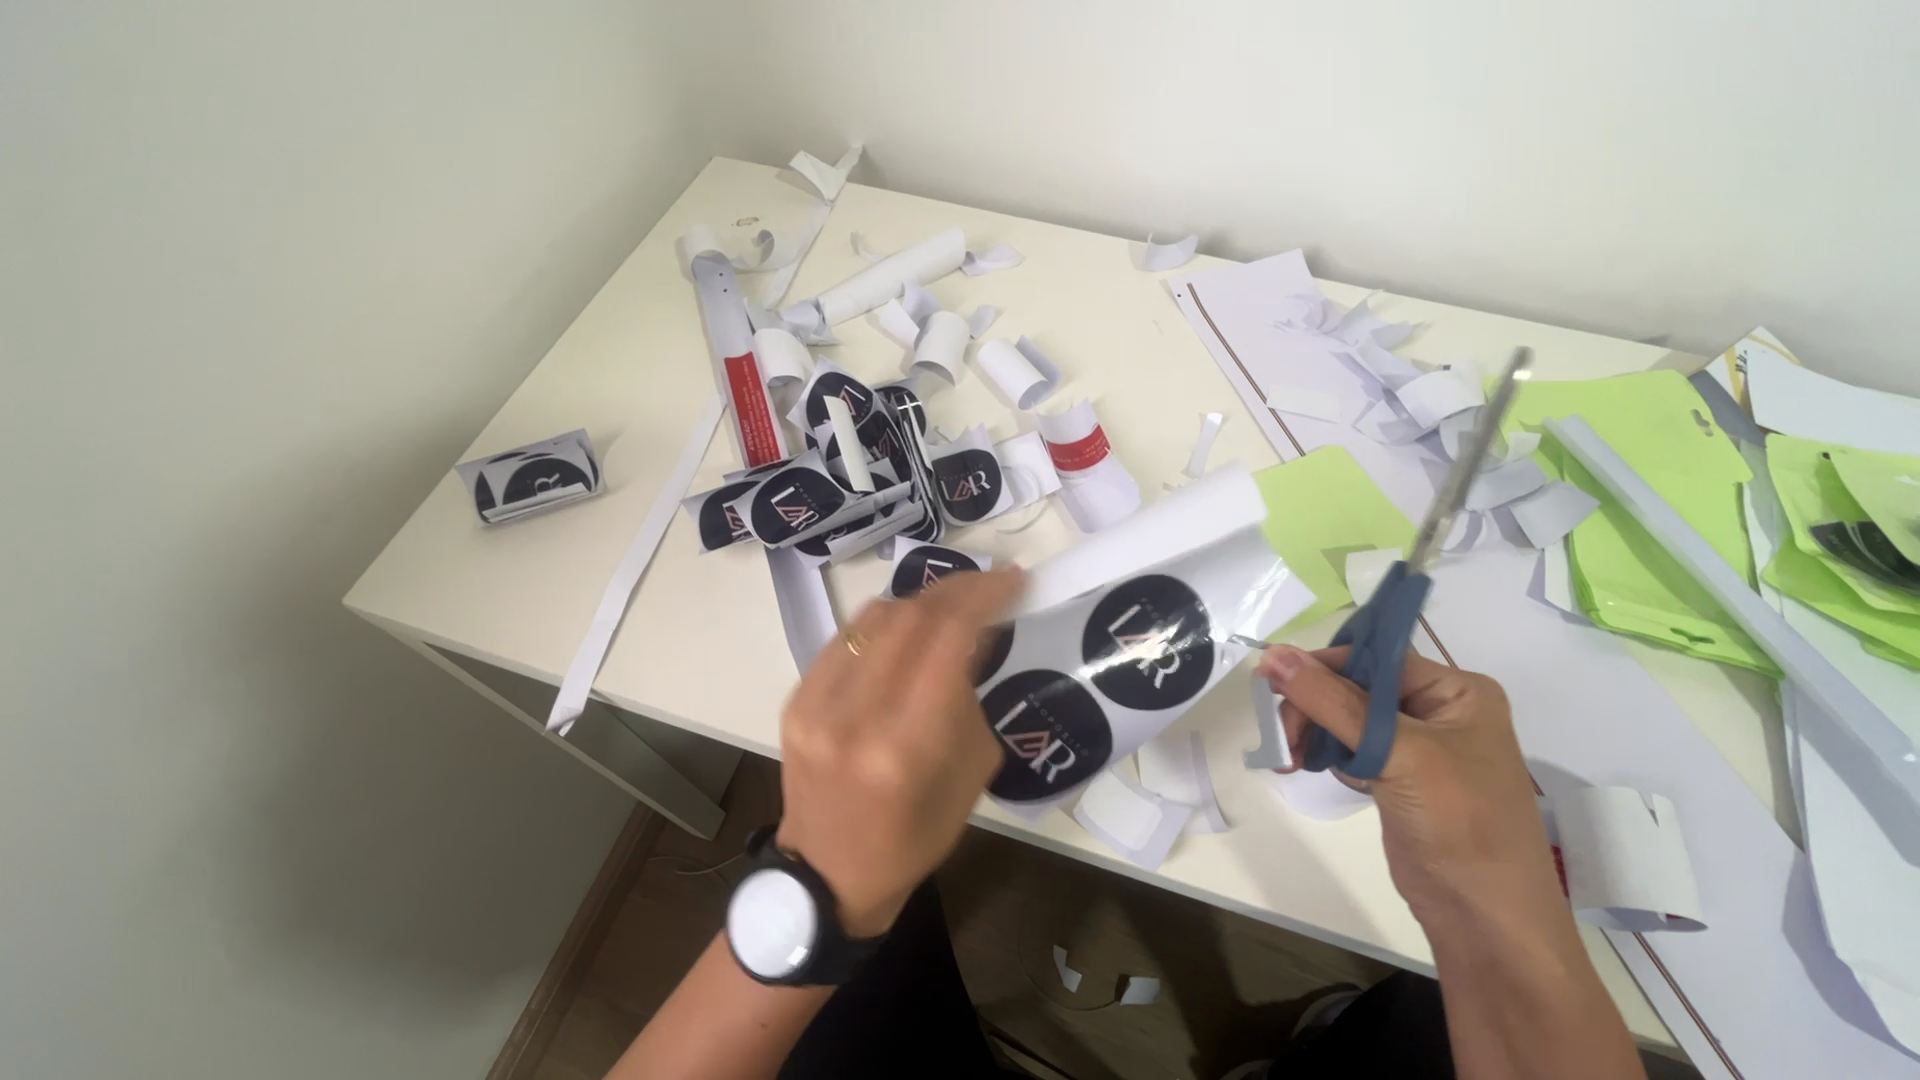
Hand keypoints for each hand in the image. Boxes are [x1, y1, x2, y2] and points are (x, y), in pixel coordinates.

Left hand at [775, 567, 1025, 937]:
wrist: (828, 872)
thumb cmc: (913, 837)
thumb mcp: (969, 775)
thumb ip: (970, 699)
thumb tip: (975, 636)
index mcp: (905, 748)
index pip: (948, 640)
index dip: (984, 597)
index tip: (1013, 579)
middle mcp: (853, 717)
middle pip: (910, 617)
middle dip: (958, 588)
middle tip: (990, 582)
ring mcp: (815, 705)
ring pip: (875, 618)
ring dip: (921, 599)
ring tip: (953, 600)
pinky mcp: (795, 700)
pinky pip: (845, 637)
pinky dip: (885, 622)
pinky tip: (908, 626)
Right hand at [1257, 645, 1561, 924]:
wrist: (1486, 919)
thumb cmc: (1459, 824)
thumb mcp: (1397, 753)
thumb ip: (1332, 702)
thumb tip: (1272, 654)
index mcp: (1457, 691)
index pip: (1375, 658)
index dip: (1323, 667)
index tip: (1275, 686)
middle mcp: (1438, 709)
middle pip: (1354, 685)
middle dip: (1312, 706)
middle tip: (1282, 739)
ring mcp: (1416, 745)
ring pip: (1344, 716)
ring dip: (1310, 731)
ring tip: (1287, 760)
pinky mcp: (1397, 776)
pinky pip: (1348, 746)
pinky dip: (1321, 752)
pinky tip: (1300, 766)